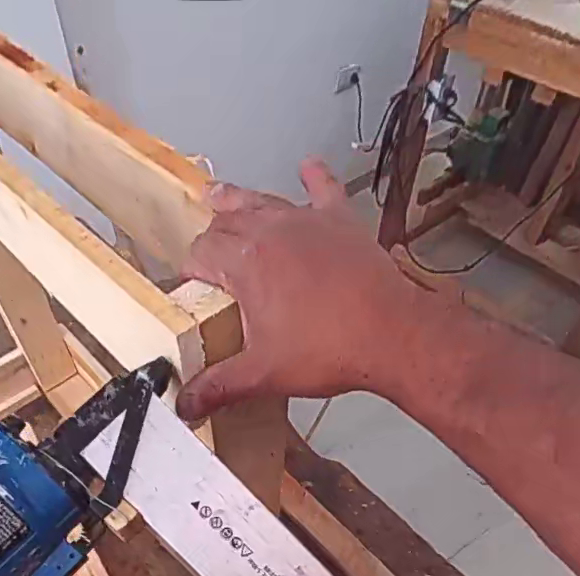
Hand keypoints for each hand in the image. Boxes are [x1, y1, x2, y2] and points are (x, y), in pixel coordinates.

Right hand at [177, 156, 436, 420]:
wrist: (391, 335)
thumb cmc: (333, 350)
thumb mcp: (266, 374)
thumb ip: (221, 386)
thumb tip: (188, 405)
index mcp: (246, 263)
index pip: (201, 253)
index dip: (192, 270)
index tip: (195, 288)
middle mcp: (272, 231)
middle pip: (226, 221)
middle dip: (211, 237)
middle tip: (210, 257)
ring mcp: (308, 223)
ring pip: (263, 201)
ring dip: (239, 201)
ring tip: (219, 196)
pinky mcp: (341, 224)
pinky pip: (323, 191)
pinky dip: (313, 179)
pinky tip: (308, 167)